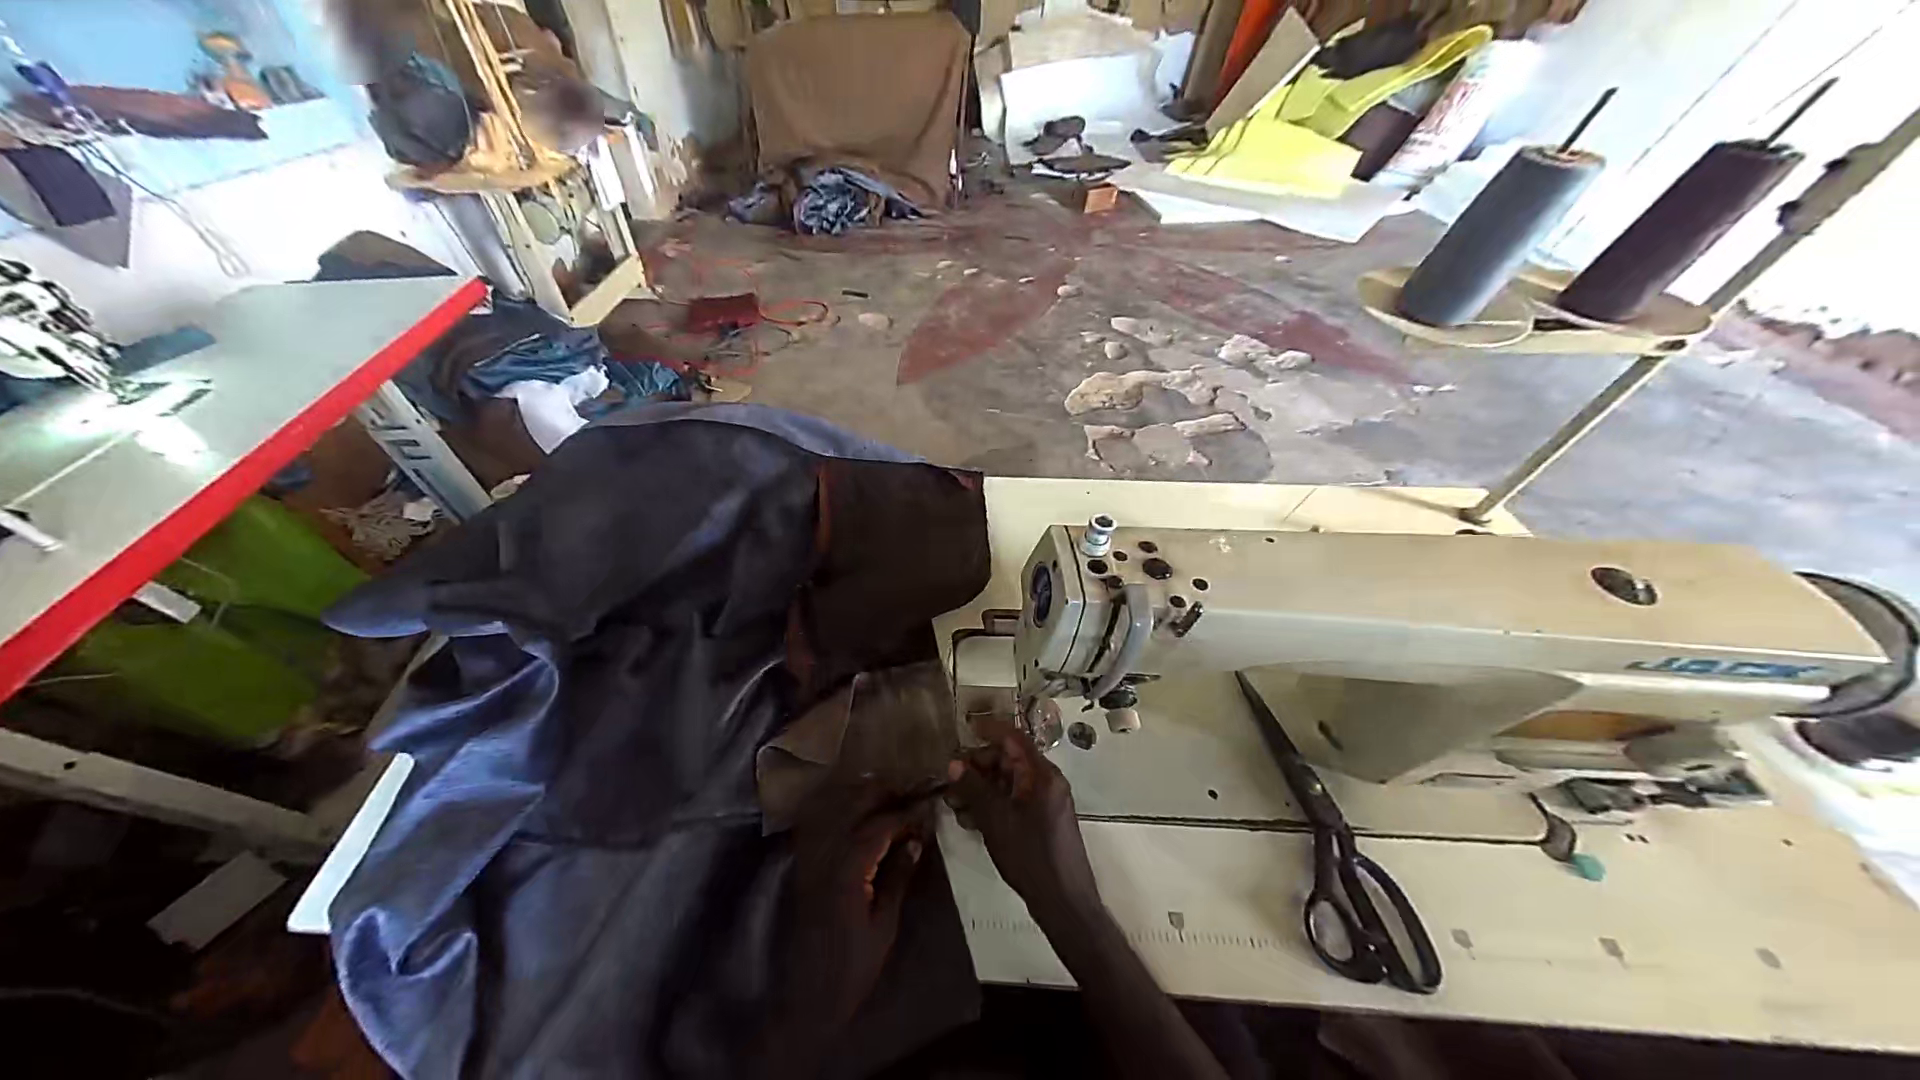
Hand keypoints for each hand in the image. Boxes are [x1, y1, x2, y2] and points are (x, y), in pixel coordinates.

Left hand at [780, 783, 933, 1029]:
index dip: (904, 812)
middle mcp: (826, 855)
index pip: (879, 825)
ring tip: (888, 797)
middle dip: (882, 794)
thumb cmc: (853, 965)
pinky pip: (820, 825)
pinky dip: (839, 812)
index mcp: (849, 869)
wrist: (808, 996)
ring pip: (835, 810)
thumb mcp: (885, 924)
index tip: (926, 804)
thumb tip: (915, 840)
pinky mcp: (804, 866)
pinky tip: (855, 814)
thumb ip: (898, 877)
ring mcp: (811, 858)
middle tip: (909, 794)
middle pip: (854, 806)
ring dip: (861, 798)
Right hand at [946, 716, 1100, 921]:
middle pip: (1009, 761)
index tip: (965, 728)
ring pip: (1007, 783)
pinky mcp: (1039, 822)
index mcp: (1042, 775)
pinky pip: (1012, 802)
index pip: (1015, 738)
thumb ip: (974, 788)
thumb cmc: (1032, 855)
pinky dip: (992, 805)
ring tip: (954, 804)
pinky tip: (970, 820)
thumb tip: (954, 763)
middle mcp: (1045, 783)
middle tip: (950, 780)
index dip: (990, 730)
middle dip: (977, 767)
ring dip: (980, 789)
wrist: (1063, 902)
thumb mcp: (996, 820)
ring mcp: (1043, 803)